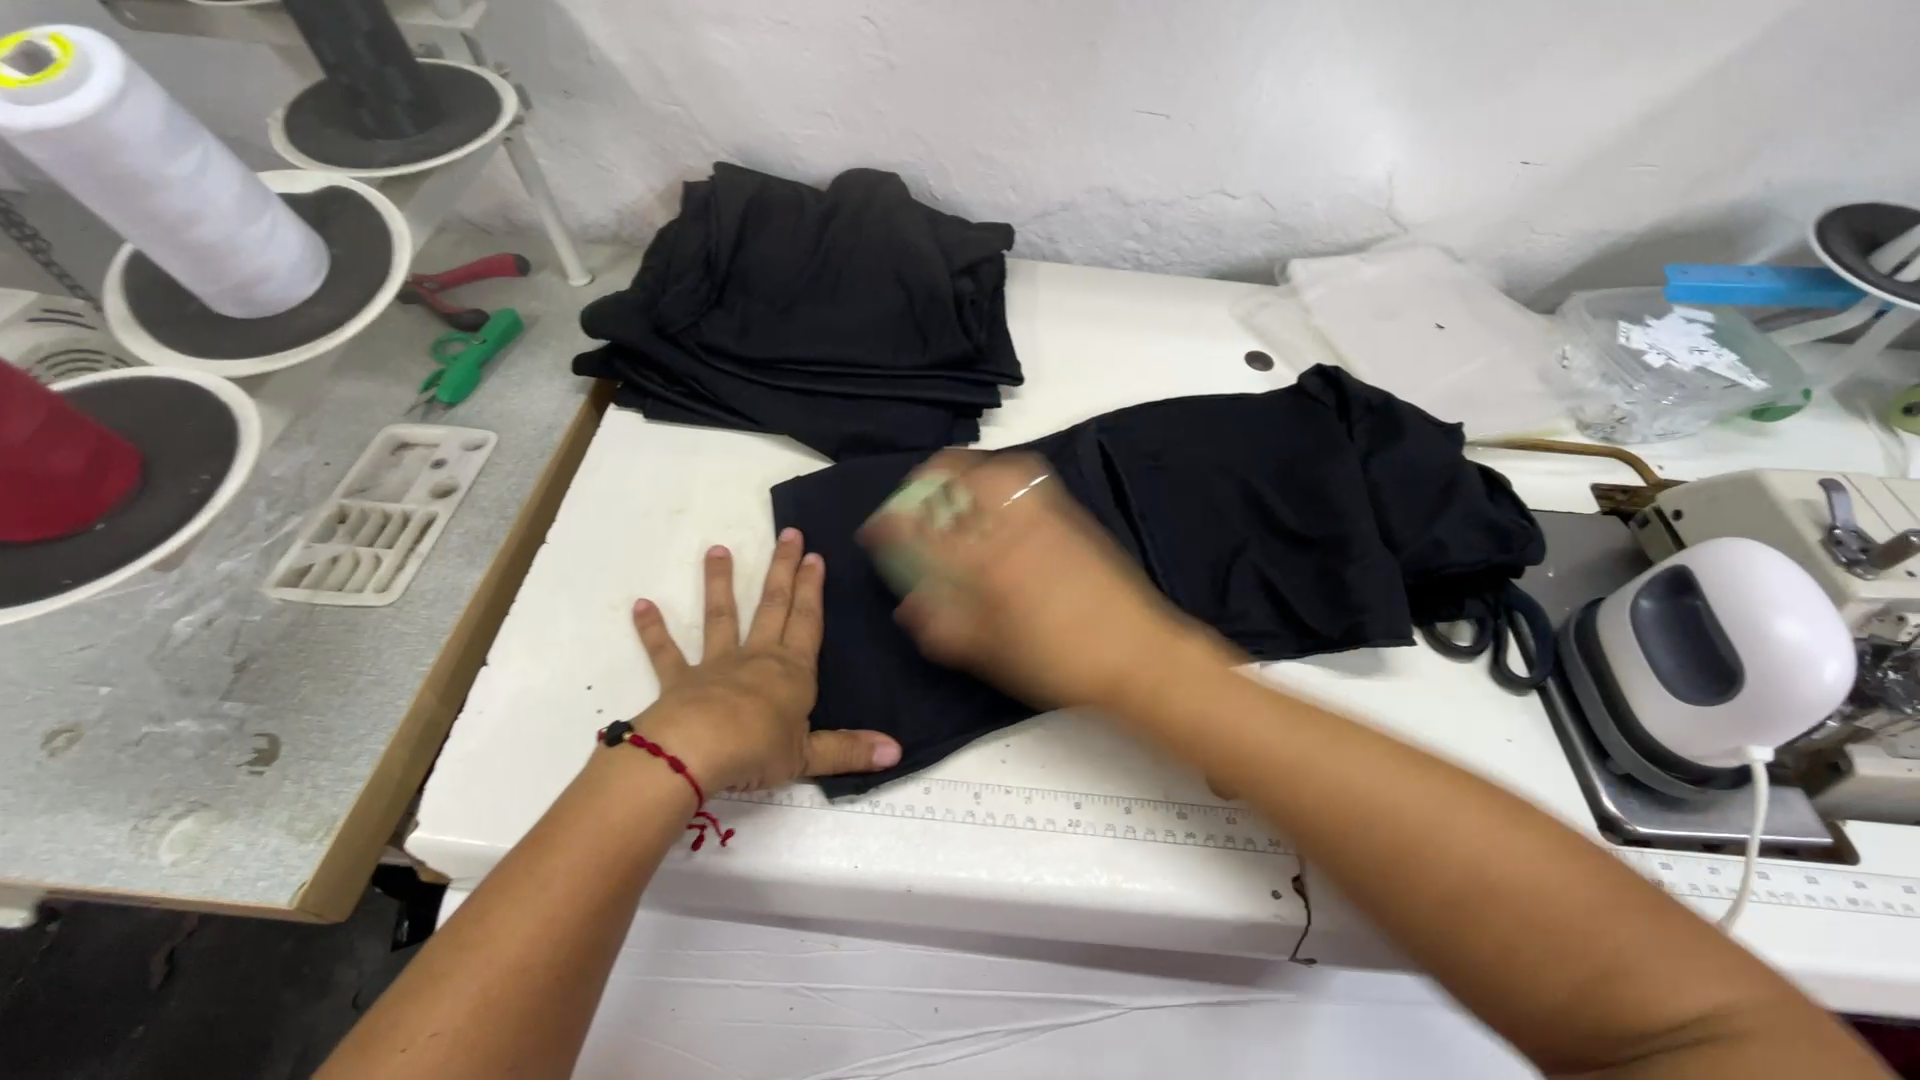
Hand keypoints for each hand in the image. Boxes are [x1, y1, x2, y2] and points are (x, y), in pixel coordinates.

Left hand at [626, 527, 901, 793]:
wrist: (698, 751)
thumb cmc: (759, 750)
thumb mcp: (809, 756)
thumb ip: (849, 750)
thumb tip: (896, 752)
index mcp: (792, 672)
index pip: (807, 622)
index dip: (812, 589)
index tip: (814, 556)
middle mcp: (757, 658)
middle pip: (773, 606)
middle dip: (783, 570)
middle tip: (788, 534)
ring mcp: (715, 666)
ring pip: (720, 617)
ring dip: (720, 583)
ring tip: (716, 550)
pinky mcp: (679, 681)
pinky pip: (665, 652)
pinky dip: (653, 629)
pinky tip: (641, 605)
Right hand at [860, 451, 1228, 709]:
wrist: (1139, 654)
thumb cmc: (1059, 664)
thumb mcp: (989, 654)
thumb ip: (943, 625)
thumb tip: (910, 606)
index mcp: (985, 564)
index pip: (922, 528)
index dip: (890, 523)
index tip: (877, 528)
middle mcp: (1013, 526)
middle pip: (961, 476)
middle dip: (928, 481)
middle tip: (917, 501)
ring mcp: (1047, 515)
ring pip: (997, 469)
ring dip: (967, 473)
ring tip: (955, 494)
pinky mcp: (1073, 516)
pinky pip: (1029, 480)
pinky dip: (1002, 479)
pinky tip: (998, 506)